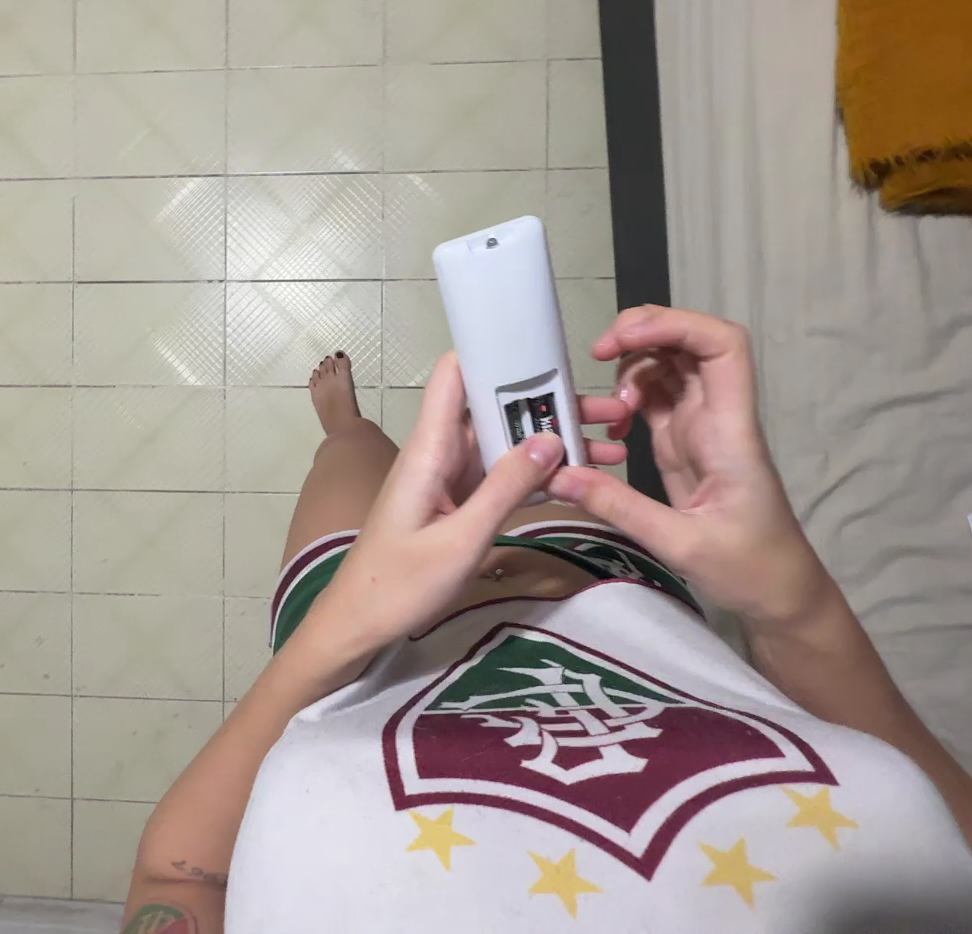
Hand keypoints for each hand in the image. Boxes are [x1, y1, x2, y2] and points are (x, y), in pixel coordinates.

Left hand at [287, 353, 629, 667]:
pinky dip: (533, 473)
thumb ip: (505, 489)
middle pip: (492, 408)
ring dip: (549, 442)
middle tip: (609, 413)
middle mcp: (438, 452)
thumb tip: (551, 438)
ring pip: (501, 442)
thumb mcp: (461, 540)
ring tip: (611, 445)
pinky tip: (575, 477)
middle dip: (547, 405)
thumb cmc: (400, 583)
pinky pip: (497, 474)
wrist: (360, 622)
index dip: (492, 352)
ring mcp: (447, 476)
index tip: (547, 348)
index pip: (453, 376)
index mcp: (428, 449)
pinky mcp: (454, 500)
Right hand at [546, 306, 831, 624]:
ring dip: (631, 366)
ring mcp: (700, 424)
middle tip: (599, 355)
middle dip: (642, 332)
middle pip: (689, 341)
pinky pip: (655, 396)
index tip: (622, 341)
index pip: (721, 345)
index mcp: (729, 429)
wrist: (779, 594)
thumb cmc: (749, 569)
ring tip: (607, 405)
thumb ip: (618, 505)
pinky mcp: (682, 440)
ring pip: (669, 363)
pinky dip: (628, 395)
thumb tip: (557, 473)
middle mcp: (717, 414)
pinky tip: (612, 423)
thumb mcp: (680, 544)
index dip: (673, 324)